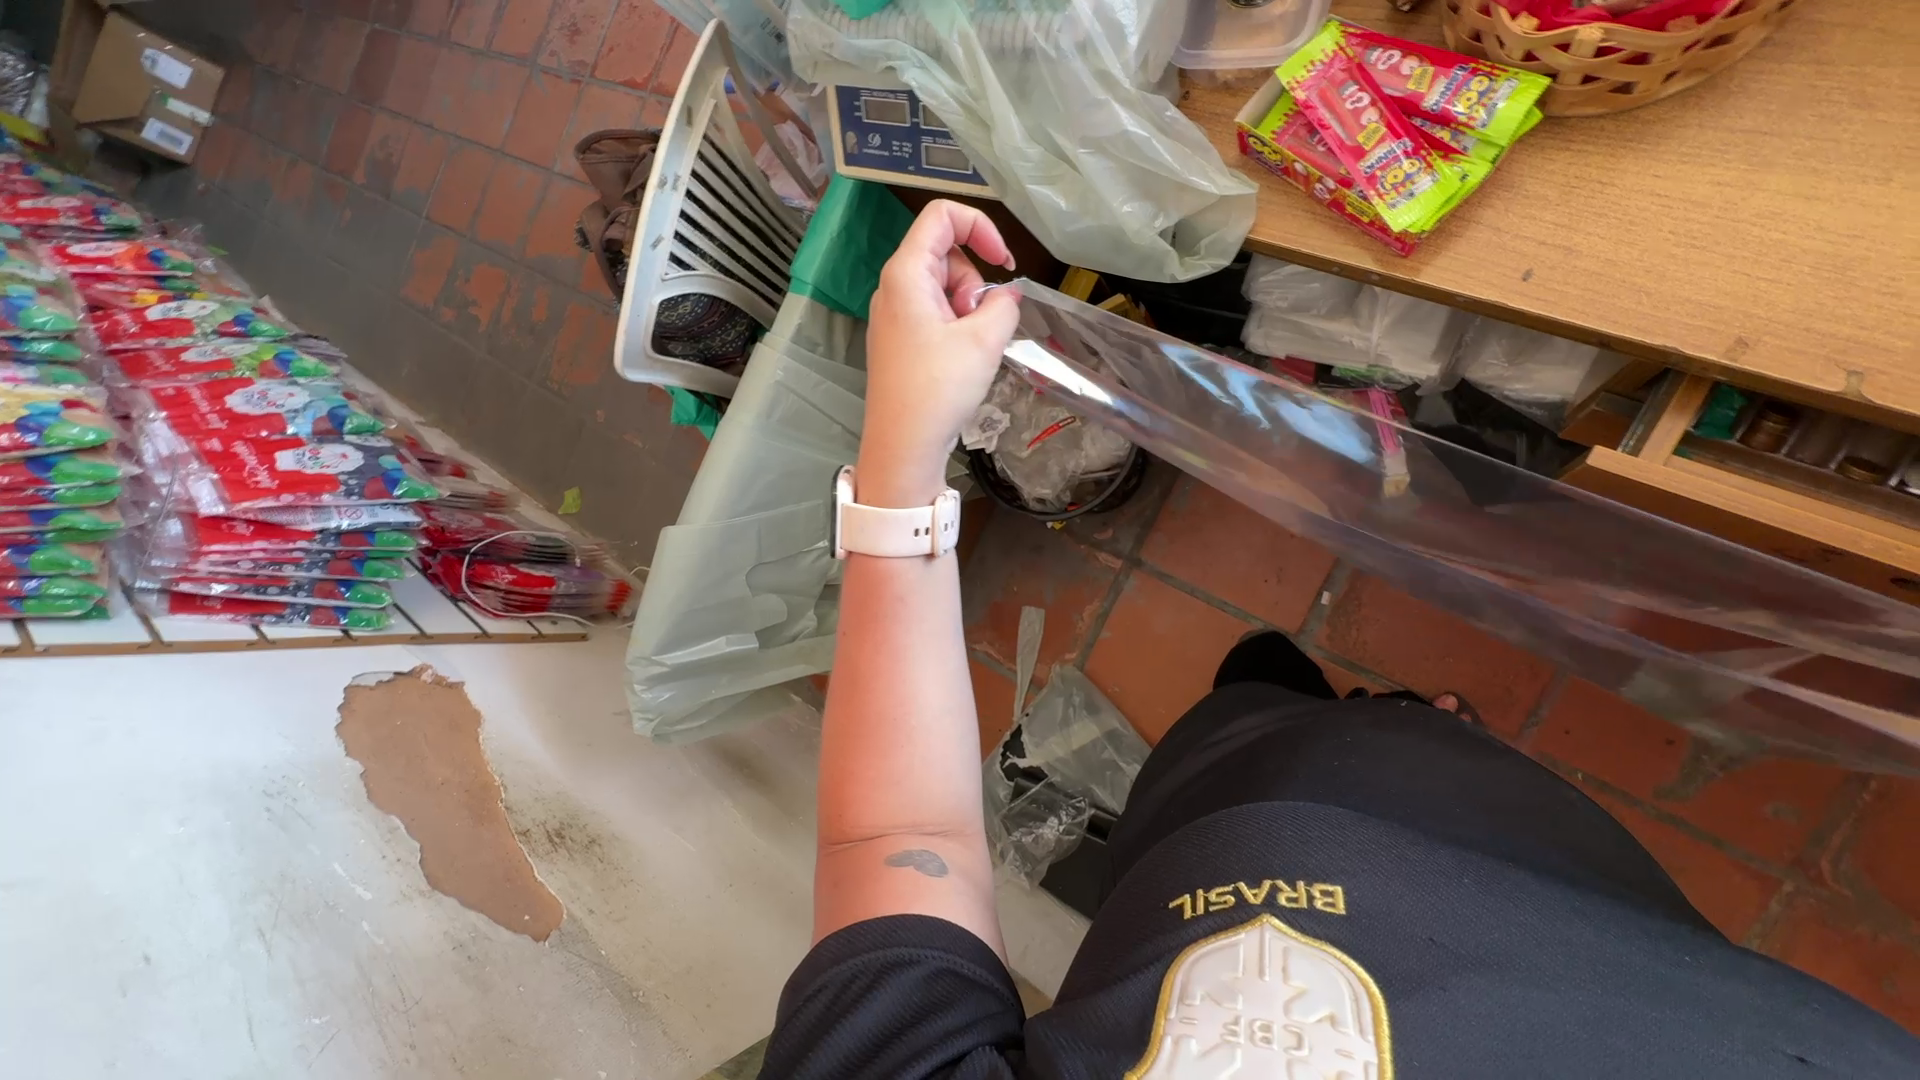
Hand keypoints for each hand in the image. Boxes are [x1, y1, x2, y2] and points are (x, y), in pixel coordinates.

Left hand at [857, 200, 1021, 507]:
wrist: (902, 447)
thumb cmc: (937, 390)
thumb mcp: (984, 341)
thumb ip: (1004, 305)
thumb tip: (1007, 297)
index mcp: (905, 274)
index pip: (942, 215)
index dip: (981, 227)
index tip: (1005, 262)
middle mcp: (893, 288)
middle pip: (945, 254)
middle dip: (974, 282)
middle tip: (979, 324)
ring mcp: (894, 316)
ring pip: (943, 287)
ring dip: (968, 309)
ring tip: (970, 348)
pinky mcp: (900, 341)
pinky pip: (935, 315)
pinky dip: (956, 328)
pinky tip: (961, 360)